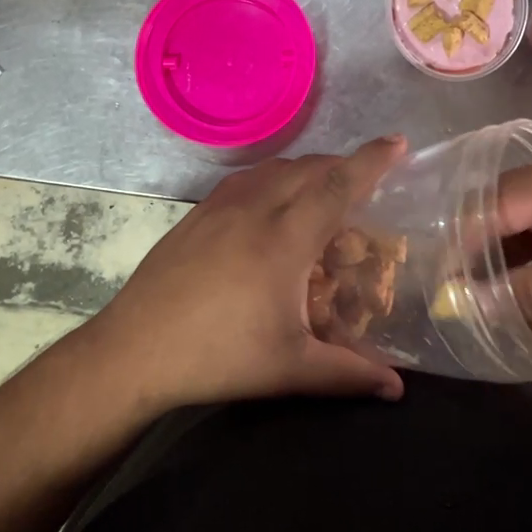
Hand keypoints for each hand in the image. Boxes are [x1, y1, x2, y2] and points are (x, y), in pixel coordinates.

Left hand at [81, 137, 408, 413]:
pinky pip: (248, 179)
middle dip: (345, 165)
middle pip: (311, 167)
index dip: (373, 160)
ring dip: (309, 169)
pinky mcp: (197, 213)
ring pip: (276, 168)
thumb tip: (397, 389)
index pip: (339, 184)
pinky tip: (272, 206)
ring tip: (323, 192)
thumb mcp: (290, 369)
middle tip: (367, 180)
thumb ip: (348, 374)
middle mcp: (256, 207)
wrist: (133, 350)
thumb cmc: (219, 356)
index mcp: (286, 237)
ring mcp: (221, 205)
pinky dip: (275, 179)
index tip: (399, 142)